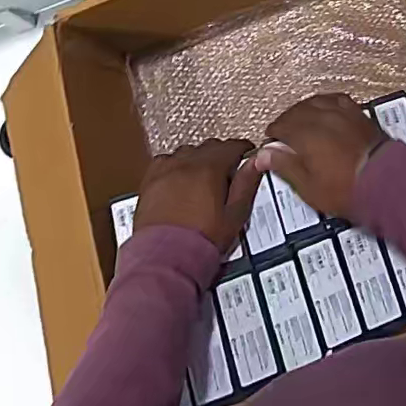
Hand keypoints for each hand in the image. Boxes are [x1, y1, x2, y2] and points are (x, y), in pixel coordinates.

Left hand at [135, 139, 262, 251]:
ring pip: (187, 151)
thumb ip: (246, 184)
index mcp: (209, 169)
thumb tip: (255, 162)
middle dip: (222, 154)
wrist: (165, 260)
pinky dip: (175, 164)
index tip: (247, 154)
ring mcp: (165, 172)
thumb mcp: (235, 214)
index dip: (243, 149)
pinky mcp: (149, 182)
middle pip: (209, 146)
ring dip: (199, 158)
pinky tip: (180, 177)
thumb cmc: (201, 241)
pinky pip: (164, 161)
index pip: (231, 146)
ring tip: (205, 175)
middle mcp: (185, 164)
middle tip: (229, 169)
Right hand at [258, 95, 384, 219]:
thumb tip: (265, 155)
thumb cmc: (349, 189)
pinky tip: (326, 106)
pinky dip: (327, 101)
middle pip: (298, 111)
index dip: (274, 133)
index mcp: (307, 135)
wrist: (385, 183)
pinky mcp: (359, 115)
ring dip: (305, 108)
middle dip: (286, 119)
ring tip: (300, 117)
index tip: (271, 139)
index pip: (282, 126)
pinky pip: (338, 99)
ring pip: (317, 102)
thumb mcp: (308, 186)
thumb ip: (285, 166)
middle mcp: (324, 119)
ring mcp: (344, 114)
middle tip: (282, 130)